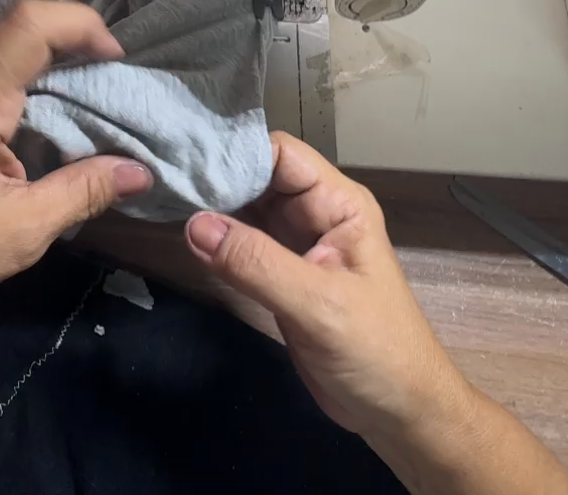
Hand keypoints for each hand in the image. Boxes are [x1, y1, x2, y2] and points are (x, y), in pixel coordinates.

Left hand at [0, 0, 154, 356]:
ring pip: (11, 40)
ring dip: (57, 57)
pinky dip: (34, 72)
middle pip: (26, 25)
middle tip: (116, 84)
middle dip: (79, 43)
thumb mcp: (20, 233)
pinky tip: (55, 108)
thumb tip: (143, 172)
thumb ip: (84, 192)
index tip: (116, 62)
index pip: (32, 24)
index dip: (83, 27)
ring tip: (94, 95)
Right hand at [182, 131, 466, 438]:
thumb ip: (256, 264)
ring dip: (212, 206)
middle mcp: (315, 212)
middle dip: (217, 176)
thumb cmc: (377, 351)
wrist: (401, 415)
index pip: (281, 154)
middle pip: (259, 176)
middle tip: (167, 178)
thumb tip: (193, 224)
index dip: (238, 152)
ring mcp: (297, 243)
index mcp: (337, 203)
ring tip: (167, 197)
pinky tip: (184, 232)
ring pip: (247, 208)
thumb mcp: (318, 305)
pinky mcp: (281, 273)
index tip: (190, 161)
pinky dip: (216, 238)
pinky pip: (243, 243)